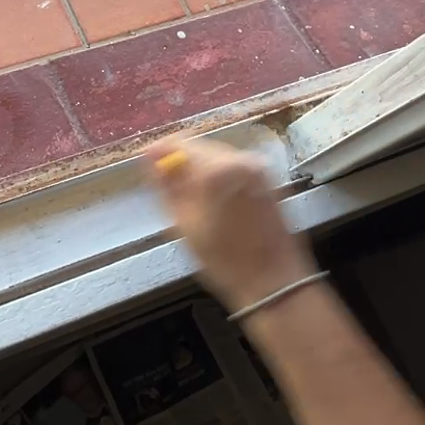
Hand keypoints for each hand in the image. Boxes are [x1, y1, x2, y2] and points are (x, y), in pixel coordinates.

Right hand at [145, 138, 318, 312]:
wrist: (275, 281)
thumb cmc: (223, 259)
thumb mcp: (184, 223)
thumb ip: (166, 184)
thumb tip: (150, 155)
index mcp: (217, 170)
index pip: (178, 143)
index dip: (161, 153)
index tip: (151, 168)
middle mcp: (240, 159)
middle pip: (199, 146)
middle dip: (183, 163)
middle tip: (170, 189)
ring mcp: (257, 166)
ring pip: (216, 155)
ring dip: (201, 170)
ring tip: (193, 199)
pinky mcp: (267, 176)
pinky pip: (233, 166)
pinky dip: (219, 176)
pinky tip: (215, 201)